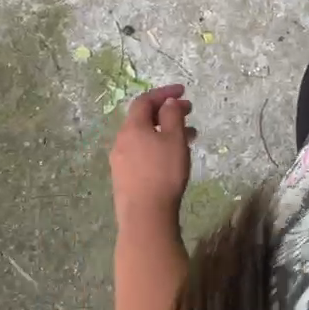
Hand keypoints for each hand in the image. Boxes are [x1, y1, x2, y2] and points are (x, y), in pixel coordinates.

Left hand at [110, 84, 195, 225]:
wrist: (145, 217)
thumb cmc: (163, 172)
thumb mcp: (174, 138)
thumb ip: (172, 115)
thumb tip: (167, 102)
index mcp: (132, 128)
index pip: (144, 100)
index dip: (164, 93)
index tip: (183, 92)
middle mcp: (121, 141)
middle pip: (143, 118)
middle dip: (166, 111)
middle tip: (189, 112)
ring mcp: (120, 161)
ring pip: (143, 136)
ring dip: (165, 130)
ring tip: (188, 137)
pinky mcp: (123, 178)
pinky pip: (141, 152)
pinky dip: (157, 146)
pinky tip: (171, 157)